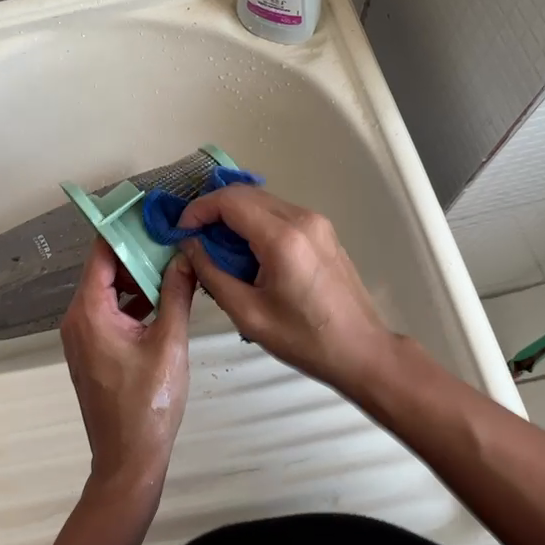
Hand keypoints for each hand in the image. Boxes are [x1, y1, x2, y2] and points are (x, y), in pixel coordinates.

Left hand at [60, 241, 196, 488]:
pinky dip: (133, 303)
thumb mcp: (170, 343)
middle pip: (105, 270)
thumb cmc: (148, 404)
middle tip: (173, 241)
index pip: (101, 252)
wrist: (129, 462)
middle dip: (138, 255)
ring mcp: (83, 336)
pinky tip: (165, 301)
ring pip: (109, 292)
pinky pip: (110, 313)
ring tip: (175, 267)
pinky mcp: (92, 351)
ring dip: (138, 280)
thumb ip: (176, 294)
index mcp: (89, 312)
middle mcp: (77, 318)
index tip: (150, 213)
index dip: (124, 229)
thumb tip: (184, 256)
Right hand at [176, 184, 394, 391]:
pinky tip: (246, 250)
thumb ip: (212, 274)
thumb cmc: (304, 340)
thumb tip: (189, 245)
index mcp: (282, 238)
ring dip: (233, 215)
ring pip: (261, 200)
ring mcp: (316, 221)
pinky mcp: (322, 229)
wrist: (363, 351)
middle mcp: (301, 218)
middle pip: (244, 194)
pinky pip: (278, 212)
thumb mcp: (248, 314)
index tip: (181, 231)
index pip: (229, 201)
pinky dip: (254, 221)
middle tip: (193, 237)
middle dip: (213, 210)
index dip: (198, 210)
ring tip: (216, 246)